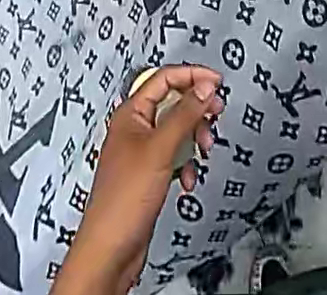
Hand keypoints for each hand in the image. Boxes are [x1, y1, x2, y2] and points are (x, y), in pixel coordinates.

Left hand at [57, 67, 224, 293]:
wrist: (110, 252)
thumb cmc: (120, 204)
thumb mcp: (161, 148)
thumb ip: (185, 113)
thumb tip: (205, 86)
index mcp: (131, 113)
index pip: (165, 78)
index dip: (193, 75)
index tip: (216, 82)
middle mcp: (135, 128)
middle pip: (175, 101)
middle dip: (197, 109)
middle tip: (215, 112)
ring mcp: (143, 151)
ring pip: (178, 128)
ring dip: (195, 137)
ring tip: (203, 148)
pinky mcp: (150, 171)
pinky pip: (177, 153)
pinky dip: (187, 161)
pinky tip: (188, 175)